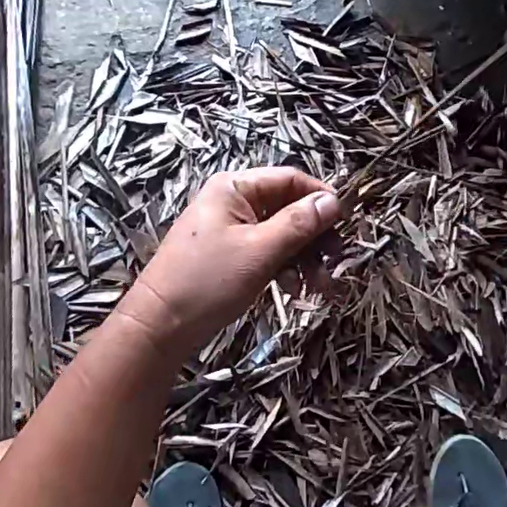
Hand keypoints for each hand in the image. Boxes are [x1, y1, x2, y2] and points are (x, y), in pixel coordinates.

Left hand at [113, 167, 341, 357]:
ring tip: (320, 285)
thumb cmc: (208, 282)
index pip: (290, 179)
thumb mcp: (260, 250)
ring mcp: (231, 229)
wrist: (160, 327)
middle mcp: (233, 201)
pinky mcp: (231, 255)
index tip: (346, 223)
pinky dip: (285, 267)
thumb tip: (334, 201)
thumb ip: (299, 223)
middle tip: (337, 260)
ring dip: (304, 256)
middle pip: (288, 208)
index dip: (321, 198)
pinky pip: (268, 252)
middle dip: (315, 235)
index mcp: (235, 188)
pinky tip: (293, 288)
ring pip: (282, 234)